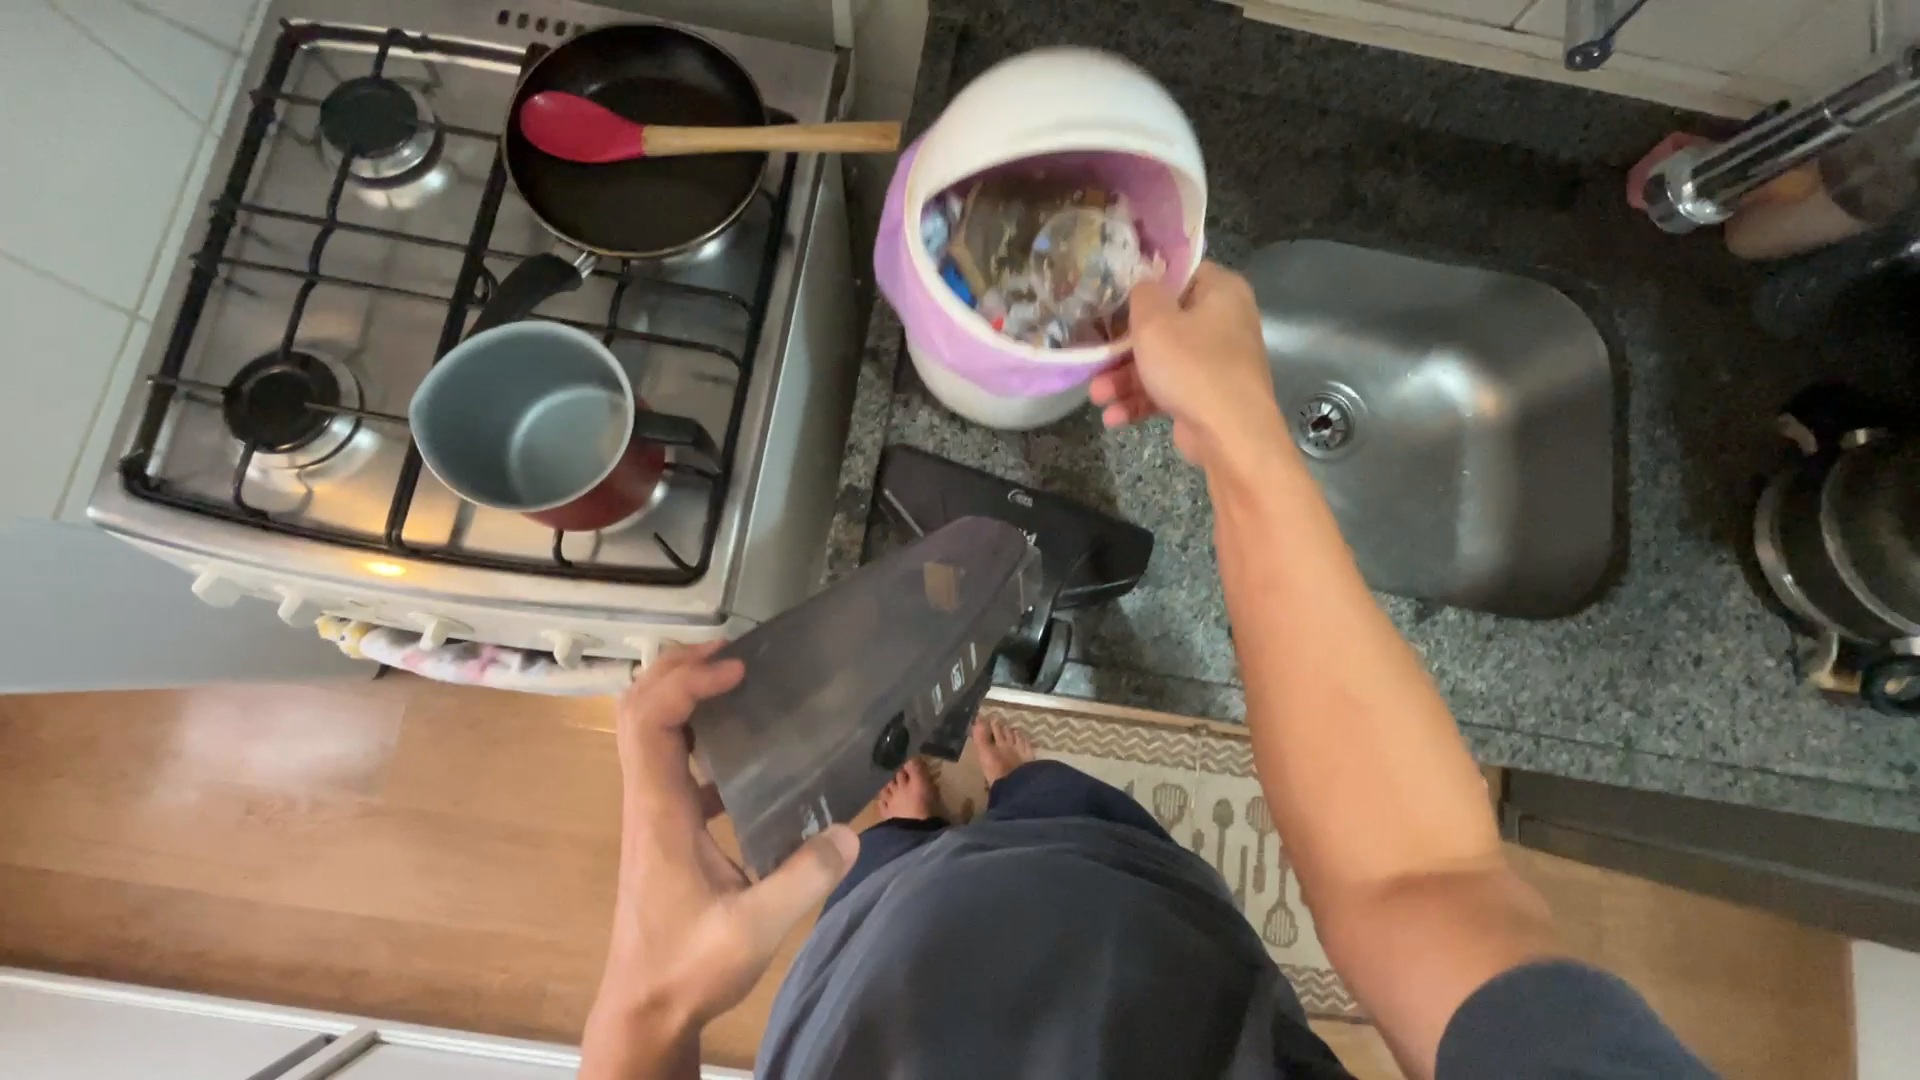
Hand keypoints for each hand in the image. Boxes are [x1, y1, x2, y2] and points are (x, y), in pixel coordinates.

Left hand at [582, 642, 858, 1078]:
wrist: (644, 1010)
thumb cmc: (687, 968)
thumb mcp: (753, 931)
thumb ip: (802, 880)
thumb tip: (848, 832)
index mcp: (659, 812)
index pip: (650, 721)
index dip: (686, 682)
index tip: (736, 670)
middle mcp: (649, 800)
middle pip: (638, 710)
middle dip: (677, 669)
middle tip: (731, 653)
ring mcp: (653, 812)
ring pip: (649, 730)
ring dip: (682, 693)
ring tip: (735, 678)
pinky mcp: (666, 827)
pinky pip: (673, 759)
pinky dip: (699, 731)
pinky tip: (746, 743)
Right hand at [1091, 261, 1284, 471]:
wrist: (1230, 433)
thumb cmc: (1191, 366)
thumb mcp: (1154, 322)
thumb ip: (1142, 295)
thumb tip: (1143, 288)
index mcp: (1220, 292)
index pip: (1180, 274)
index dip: (1145, 283)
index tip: (1112, 297)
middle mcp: (1223, 323)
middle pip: (1164, 324)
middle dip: (1123, 347)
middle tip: (1096, 356)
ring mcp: (1216, 362)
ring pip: (1161, 362)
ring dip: (1124, 380)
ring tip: (1097, 396)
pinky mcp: (1207, 396)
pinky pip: (1168, 390)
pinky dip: (1142, 401)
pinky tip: (1114, 418)